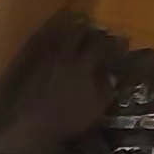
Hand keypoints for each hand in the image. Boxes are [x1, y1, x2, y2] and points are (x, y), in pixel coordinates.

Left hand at [0, 17, 122, 153]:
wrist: (35, 124)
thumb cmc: (70, 118)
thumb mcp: (96, 108)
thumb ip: (105, 91)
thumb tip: (111, 77)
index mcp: (83, 65)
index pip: (101, 47)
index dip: (112, 42)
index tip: (121, 40)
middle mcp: (65, 57)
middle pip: (77, 34)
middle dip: (87, 29)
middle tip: (95, 29)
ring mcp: (47, 60)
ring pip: (58, 37)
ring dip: (68, 32)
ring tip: (74, 30)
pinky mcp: (33, 67)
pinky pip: (43, 48)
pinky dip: (51, 44)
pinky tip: (53, 48)